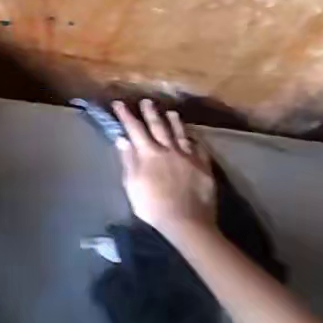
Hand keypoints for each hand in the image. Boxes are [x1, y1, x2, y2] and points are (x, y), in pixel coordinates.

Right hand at [113, 99, 215, 238]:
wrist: (186, 221)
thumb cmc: (152, 205)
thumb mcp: (132, 184)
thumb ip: (128, 160)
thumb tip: (122, 139)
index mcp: (148, 153)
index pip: (134, 129)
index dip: (126, 115)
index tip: (119, 103)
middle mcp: (168, 150)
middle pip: (158, 126)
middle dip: (150, 112)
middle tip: (146, 101)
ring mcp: (188, 157)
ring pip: (180, 134)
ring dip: (174, 121)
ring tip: (171, 112)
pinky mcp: (203, 167)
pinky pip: (199, 148)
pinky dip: (193, 140)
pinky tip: (192, 137)